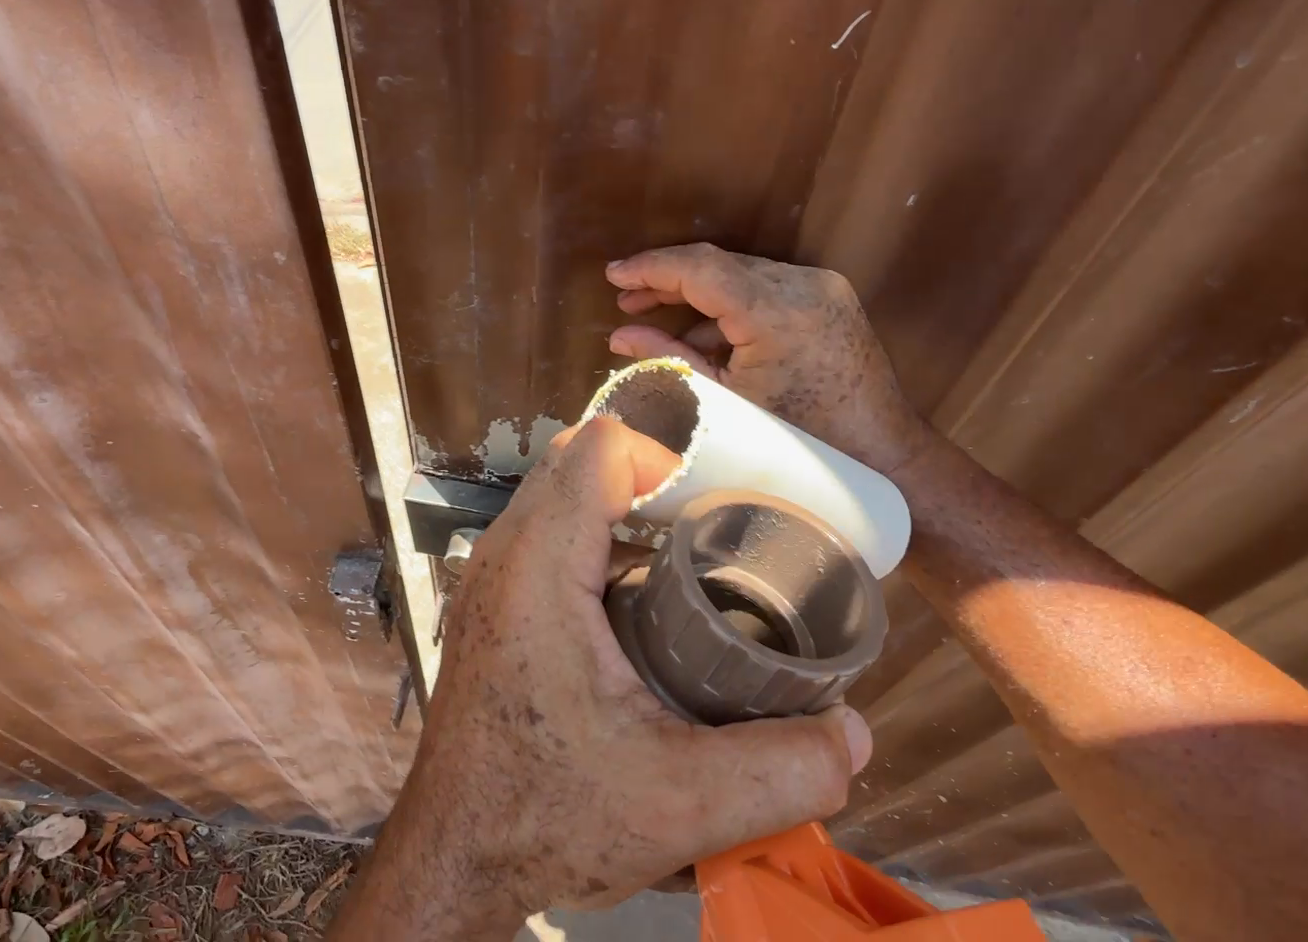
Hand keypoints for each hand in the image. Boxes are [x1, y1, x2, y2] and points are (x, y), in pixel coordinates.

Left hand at [329, 419, 871, 938]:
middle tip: (716, 521)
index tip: (720, 499)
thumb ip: (784, 768)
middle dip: (650, 474)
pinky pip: (544, 536)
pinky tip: (641, 596)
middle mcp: (503, 558)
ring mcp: (489, 581)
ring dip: (621, 505)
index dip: (667, 455)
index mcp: (539, 570)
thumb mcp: (683, 802)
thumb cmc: (549, 819)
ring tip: (689, 553)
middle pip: (575, 462)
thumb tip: (854, 735)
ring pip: (556, 498)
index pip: (598, 449)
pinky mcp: (490, 608)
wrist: (453, 857)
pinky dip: (594, 535)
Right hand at [607, 243, 933, 475]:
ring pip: (739, 273)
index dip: (650, 267)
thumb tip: (620, 336)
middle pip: (718, 265)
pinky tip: (700, 332)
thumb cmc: (798, 440)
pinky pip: (765, 289)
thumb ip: (669, 358)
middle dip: (667, 280)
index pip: (699, 269)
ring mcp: (821, 286)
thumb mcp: (723, 400)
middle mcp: (802, 285)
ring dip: (696, 292)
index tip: (613, 275)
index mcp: (775, 312)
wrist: (880, 453)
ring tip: (651, 312)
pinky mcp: (828, 296)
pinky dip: (729, 305)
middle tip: (625, 299)